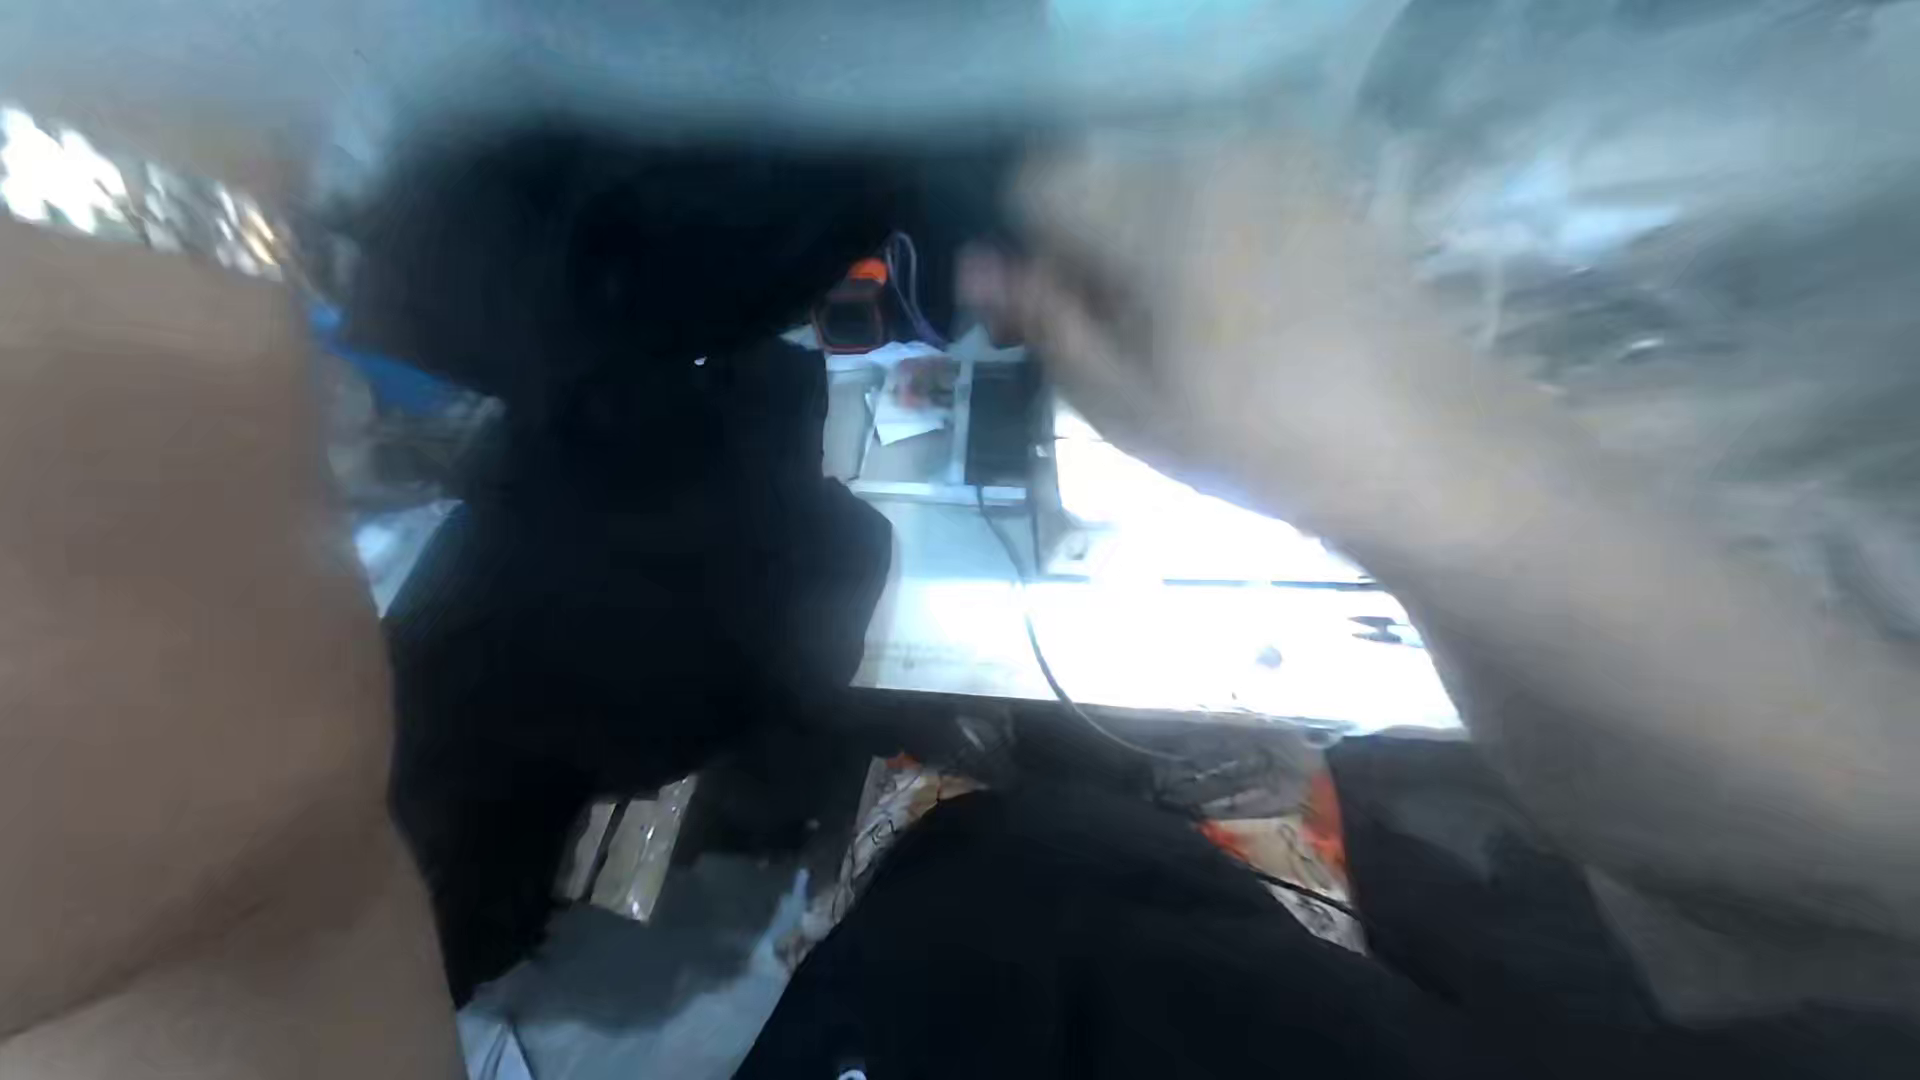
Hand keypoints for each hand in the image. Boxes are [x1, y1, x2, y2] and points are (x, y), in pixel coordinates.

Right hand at [960, 131, 1499, 530]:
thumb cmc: (1247, 438)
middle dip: (1078, 250)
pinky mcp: (1313, 178)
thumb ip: (1045, 320)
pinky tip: (1224, 307)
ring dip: (1132, 246)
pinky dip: (1187, 238)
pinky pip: (1211, 189)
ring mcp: (1271, 159)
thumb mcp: (1118, 401)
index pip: (1036, 187)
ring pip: (1151, 184)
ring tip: (1172, 331)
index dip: (1025, 255)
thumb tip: (979, 267)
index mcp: (1152, 212)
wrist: (1415, 442)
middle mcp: (1209, 156)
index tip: (1048, 319)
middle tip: (1109, 338)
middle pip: (1095, 178)